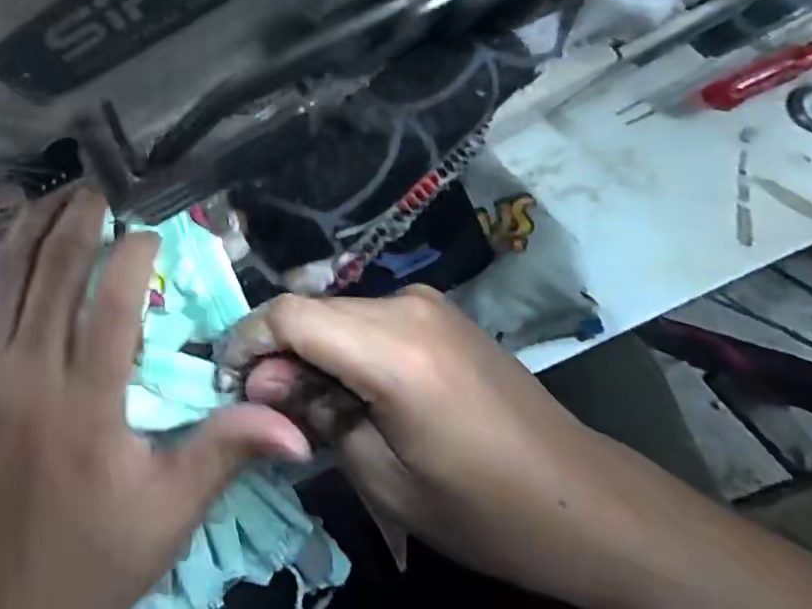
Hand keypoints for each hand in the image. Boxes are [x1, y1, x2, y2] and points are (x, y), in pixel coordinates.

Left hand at [0, 188, 311, 608]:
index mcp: (89, 402)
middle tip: (96, 191)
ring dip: (25, 226)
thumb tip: (294, 422)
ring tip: (48, 197)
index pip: (116, 297)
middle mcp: (28, 376)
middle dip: (79, 218)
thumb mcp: (166, 515)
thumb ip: (224, 453)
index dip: (134, 251)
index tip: (147, 232)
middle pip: (55, 269)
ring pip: (0, 278)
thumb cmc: (86, 563)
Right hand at [220, 287, 811, 608]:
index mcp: (394, 348)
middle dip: (277, 352)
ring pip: (336, 312)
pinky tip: (347, 394)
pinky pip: (366, 319)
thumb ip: (315, 415)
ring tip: (309, 409)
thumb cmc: (483, 508)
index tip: (226, 379)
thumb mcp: (383, 477)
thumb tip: (266, 381)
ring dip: (310, 353)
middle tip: (265, 406)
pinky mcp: (436, 314)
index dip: (247, 340)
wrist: (585, 501)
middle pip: (310, 309)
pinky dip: (342, 350)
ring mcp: (425, 303)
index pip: (291, 314)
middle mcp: (407, 305)